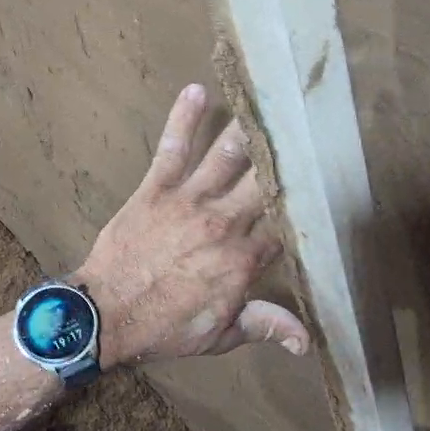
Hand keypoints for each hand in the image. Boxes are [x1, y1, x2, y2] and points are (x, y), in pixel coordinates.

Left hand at [73, 84, 309, 367]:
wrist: (106, 316)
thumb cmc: (163, 329)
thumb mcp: (220, 336)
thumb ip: (265, 325)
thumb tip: (308, 340)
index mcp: (244, 260)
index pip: (285, 225)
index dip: (303, 206)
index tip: (323, 182)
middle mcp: (224, 223)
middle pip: (266, 180)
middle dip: (288, 153)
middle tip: (309, 122)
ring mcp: (189, 202)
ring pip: (227, 156)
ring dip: (248, 127)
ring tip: (267, 96)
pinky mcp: (155, 189)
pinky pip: (172, 148)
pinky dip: (184, 118)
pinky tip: (196, 89)